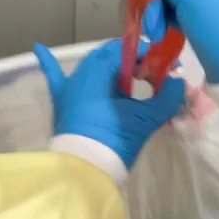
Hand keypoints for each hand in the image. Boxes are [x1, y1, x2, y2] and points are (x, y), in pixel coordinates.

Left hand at [34, 39, 185, 168]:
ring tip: (129, 76)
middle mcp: (82, 72)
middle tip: (152, 76)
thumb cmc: (114, 139)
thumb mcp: (145, 119)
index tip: (165, 67)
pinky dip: (47, 62)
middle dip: (132, 62)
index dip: (147, 56)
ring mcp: (68, 86)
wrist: (84, 171)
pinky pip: (53, 77)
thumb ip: (166, 98)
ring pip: (91, 66)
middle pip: (110, 57)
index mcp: (101, 70)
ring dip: (110, 67)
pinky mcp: (60, 102)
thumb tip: (181, 83)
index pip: (127, 50)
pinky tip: (38, 47)